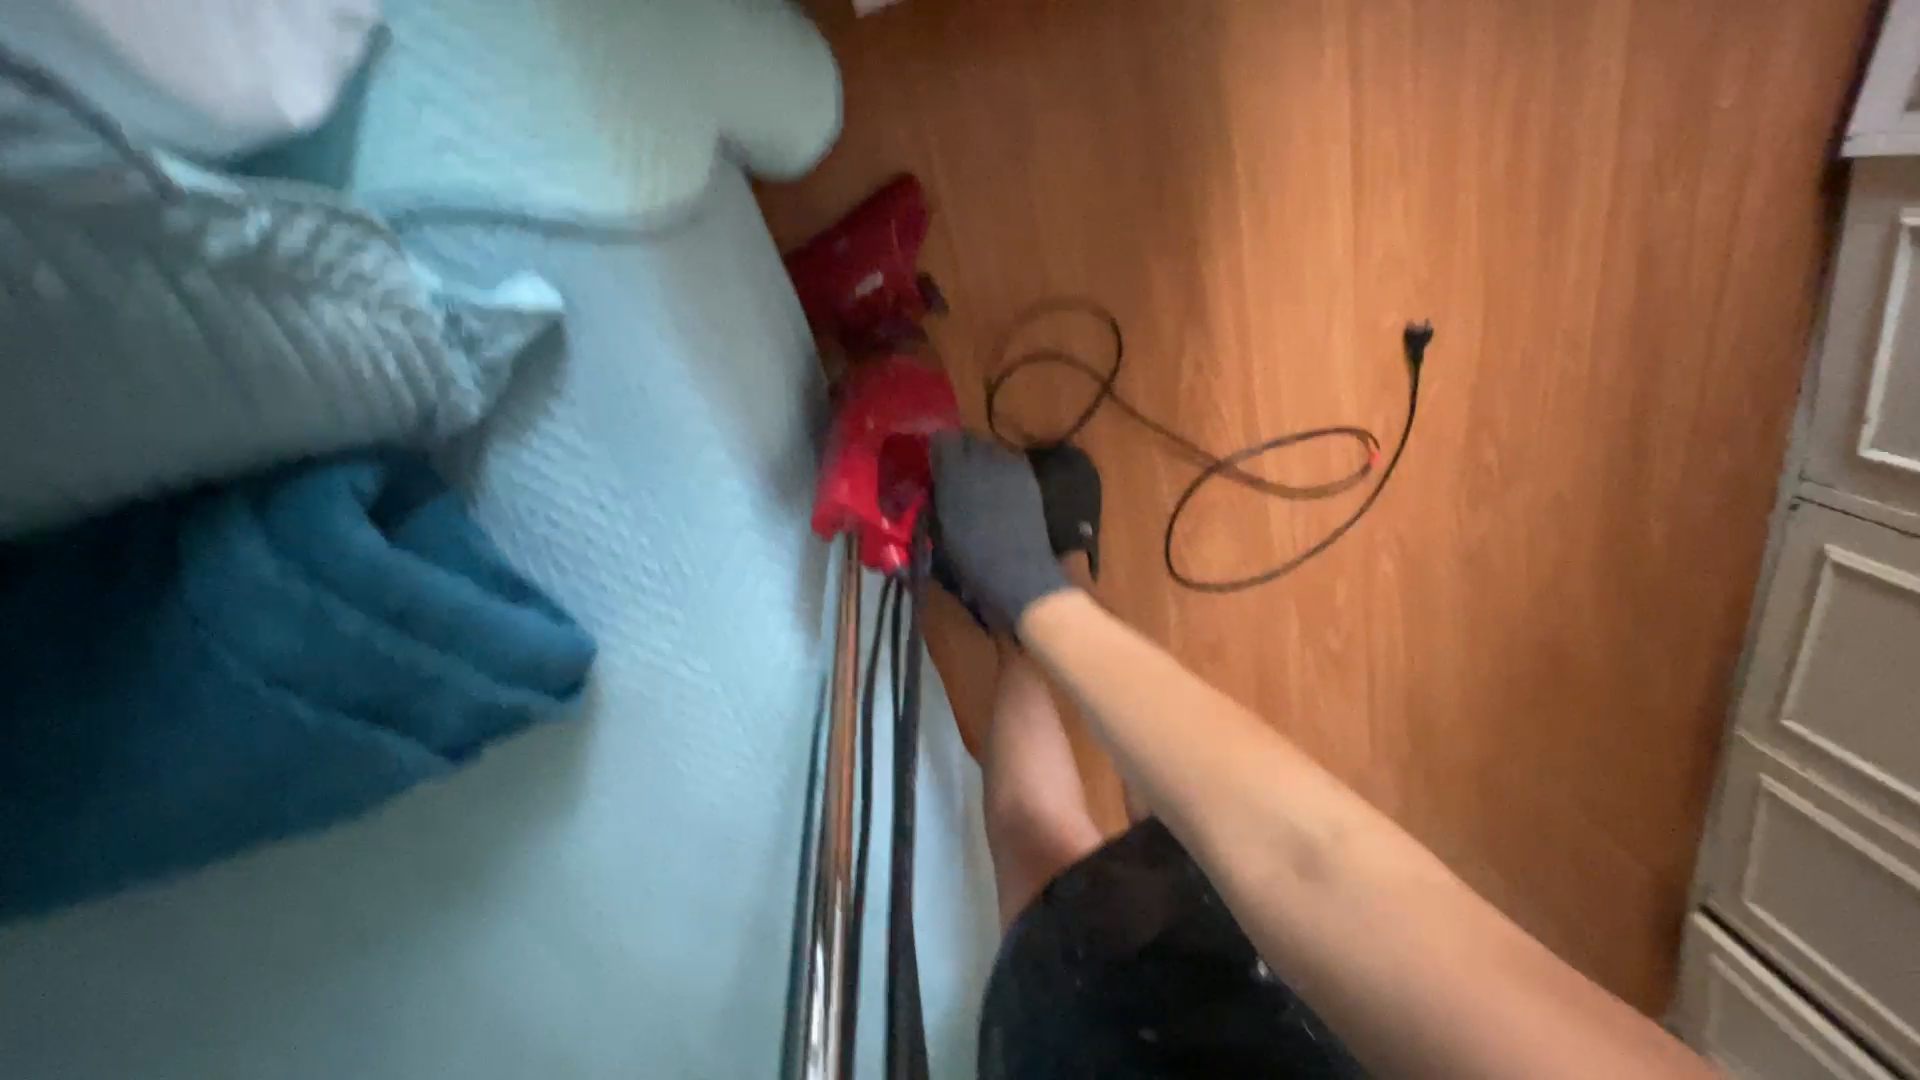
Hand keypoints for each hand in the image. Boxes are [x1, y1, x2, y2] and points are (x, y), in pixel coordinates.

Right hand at [930, 432, 1070, 631]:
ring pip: (990, 446)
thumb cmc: (971, 559)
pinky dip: (1001, 466)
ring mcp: (1009, 464)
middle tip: (956, 472)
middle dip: (959, 451)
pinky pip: (1010, 458)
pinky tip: (999, 486)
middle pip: (967, 438)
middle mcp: (981, 459)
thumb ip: (935, 497)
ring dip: (982, 458)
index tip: (934, 465)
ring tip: (979, 480)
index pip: (941, 438)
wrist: (1018, 573)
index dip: (937, 450)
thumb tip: (936, 482)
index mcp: (953, 473)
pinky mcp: (1028, 475)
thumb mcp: (939, 529)